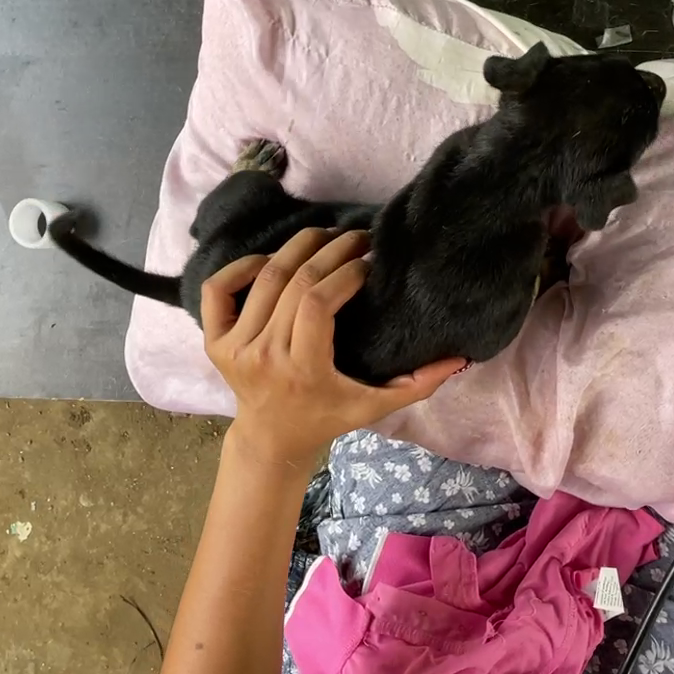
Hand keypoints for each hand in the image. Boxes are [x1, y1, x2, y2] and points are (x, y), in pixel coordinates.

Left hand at [201, 228, 463, 471]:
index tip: (369, 263)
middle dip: (331, 250)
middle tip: (358, 237)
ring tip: (328, 236)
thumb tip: (460, 357)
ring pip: (265, 277)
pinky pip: (219, 289)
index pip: (318, 303)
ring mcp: (234, 346)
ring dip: (298, 247)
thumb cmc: (327, 417)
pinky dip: (241, 265)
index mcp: (302, 369)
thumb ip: (416, 385)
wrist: (270, 437)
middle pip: (295, 281)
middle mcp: (263, 354)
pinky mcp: (213, 341)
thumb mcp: (375, 406)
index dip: (345, 273)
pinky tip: (271, 258)